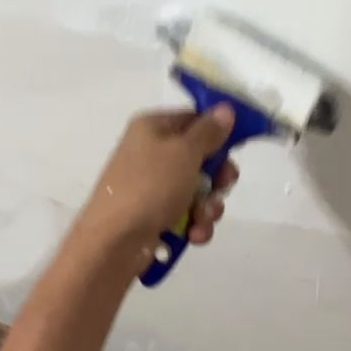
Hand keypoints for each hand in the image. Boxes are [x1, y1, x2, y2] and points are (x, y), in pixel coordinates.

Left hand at [77, 106, 239, 259]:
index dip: (218, 134)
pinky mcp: (157, 217)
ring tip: (201, 219)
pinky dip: (196, 226)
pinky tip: (194, 235)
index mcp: (153, 128)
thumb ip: (208, 131)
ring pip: (199, 192)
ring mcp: (154, 188)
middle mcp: (152, 154)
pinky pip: (188, 216)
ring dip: (208, 208)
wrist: (114, 242)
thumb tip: (225, 108)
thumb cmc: (149, 187)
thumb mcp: (184, 152)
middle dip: (217, 179)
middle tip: (222, 187)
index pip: (194, 120)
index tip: (236, 149)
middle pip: (202, 160)